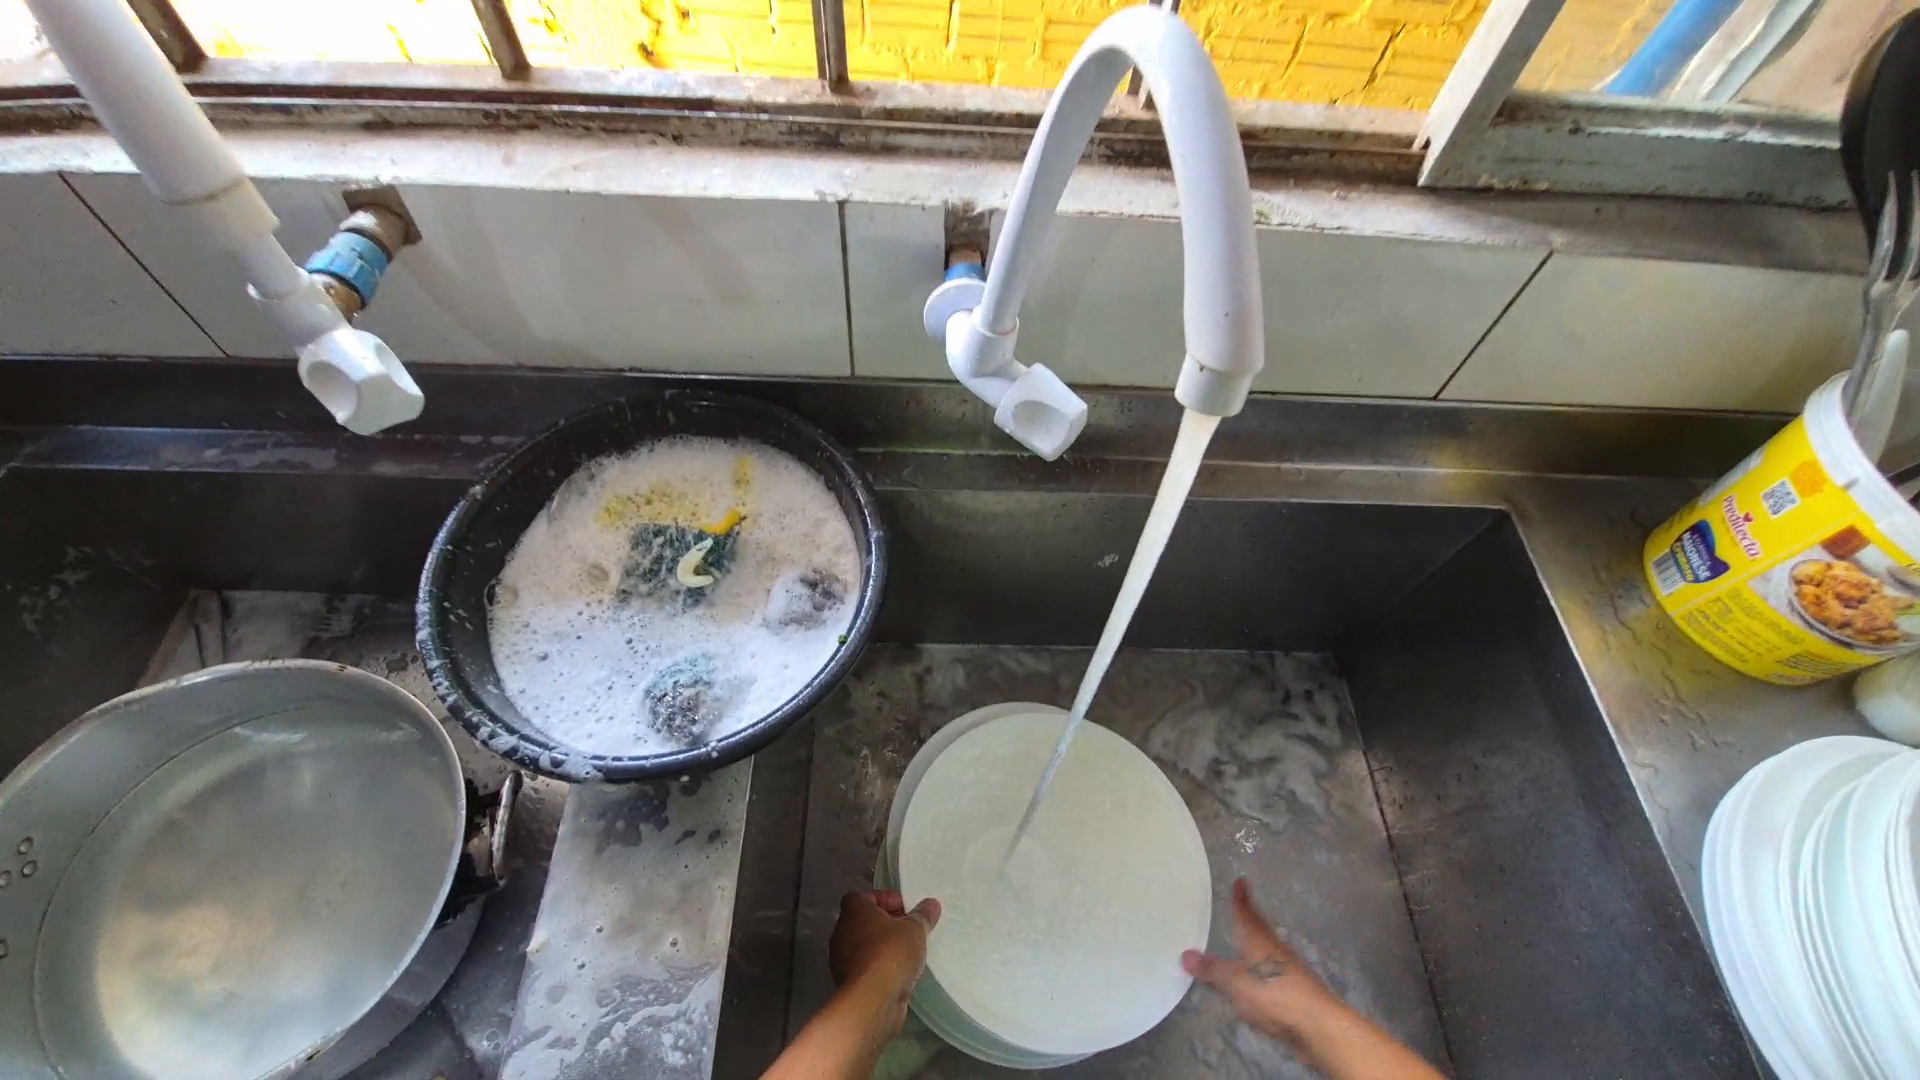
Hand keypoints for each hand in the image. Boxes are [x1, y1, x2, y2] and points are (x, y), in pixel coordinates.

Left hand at [765, 889, 942, 1079]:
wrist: (872, 1000)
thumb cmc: (891, 953)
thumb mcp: (915, 930)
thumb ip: (923, 916)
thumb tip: (931, 904)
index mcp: (854, 910)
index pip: (863, 896)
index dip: (884, 899)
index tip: (904, 910)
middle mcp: (842, 932)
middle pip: (863, 921)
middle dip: (885, 925)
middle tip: (908, 931)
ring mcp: (841, 960)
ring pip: (863, 946)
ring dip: (881, 948)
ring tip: (906, 954)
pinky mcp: (847, 984)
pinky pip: (864, 968)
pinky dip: (878, 969)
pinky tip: (898, 975)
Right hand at [1184, 879, 1445, 1079]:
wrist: (1318, 1025)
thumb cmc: (1272, 993)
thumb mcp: (1234, 982)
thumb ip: (1211, 970)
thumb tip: (1185, 954)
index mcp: (1256, 939)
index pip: (1246, 912)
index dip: (1241, 897)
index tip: (1241, 880)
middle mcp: (1273, 948)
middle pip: (1260, 928)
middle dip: (1250, 917)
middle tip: (1241, 906)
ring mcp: (1287, 969)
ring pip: (1268, 948)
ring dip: (1257, 942)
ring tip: (1245, 941)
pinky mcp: (1295, 991)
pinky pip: (1273, 970)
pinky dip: (1263, 967)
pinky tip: (1259, 977)